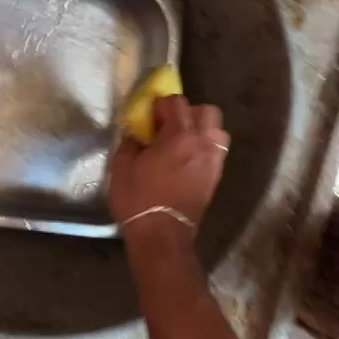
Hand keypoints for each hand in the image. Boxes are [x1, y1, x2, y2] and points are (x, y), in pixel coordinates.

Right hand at [107, 95, 228, 241]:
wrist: (161, 235)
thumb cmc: (138, 199)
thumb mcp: (122, 167)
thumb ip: (130, 142)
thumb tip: (136, 134)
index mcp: (178, 137)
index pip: (177, 103)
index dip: (161, 105)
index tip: (149, 117)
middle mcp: (202, 144)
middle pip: (207, 111)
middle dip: (188, 112)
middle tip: (168, 126)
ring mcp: (213, 161)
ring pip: (217, 130)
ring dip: (201, 129)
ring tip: (182, 142)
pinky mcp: (215, 177)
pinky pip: (217, 151)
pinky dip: (205, 147)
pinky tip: (187, 159)